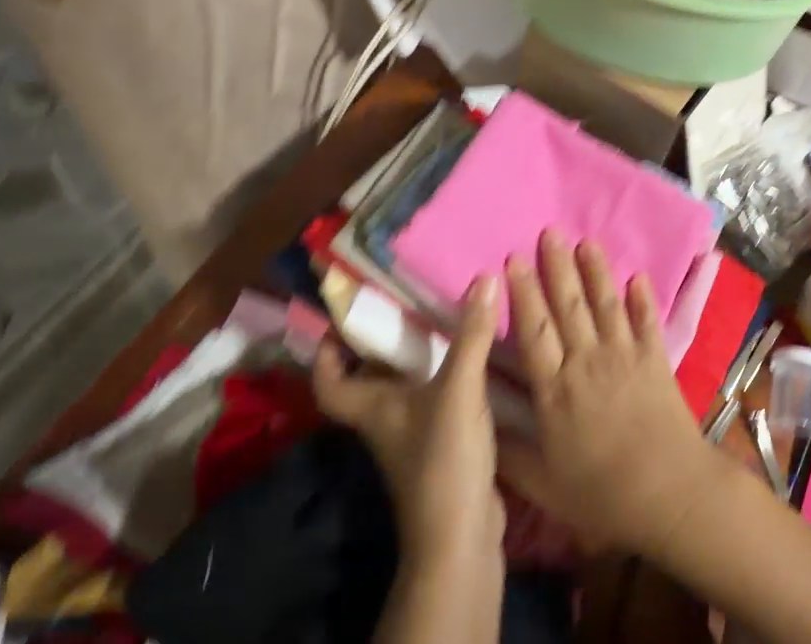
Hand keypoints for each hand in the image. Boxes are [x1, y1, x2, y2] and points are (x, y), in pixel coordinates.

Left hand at [312, 275, 505, 567]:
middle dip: (384, 346)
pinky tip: (475, 366)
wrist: (460, 532)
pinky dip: (447, 384)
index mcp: (369, 406)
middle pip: (369, 380)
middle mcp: (383, 421)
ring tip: (447, 325)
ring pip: (404, 392)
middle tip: (411, 308)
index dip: (327, 351)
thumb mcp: (458, 388)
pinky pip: (435, 404)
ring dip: (420, 363)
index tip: (346, 319)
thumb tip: (483, 278)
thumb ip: (470, 335)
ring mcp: (411, 437)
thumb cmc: (441, 458)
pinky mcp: (440, 449)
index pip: (327, 379)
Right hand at [496, 230, 732, 557]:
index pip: (533, 331)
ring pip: (606, 306)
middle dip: (556, 267)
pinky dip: (643, 299)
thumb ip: (508, 452)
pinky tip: (637, 278)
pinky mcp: (657, 364)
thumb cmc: (601, 493)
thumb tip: (479, 425)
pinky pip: (647, 323)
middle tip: (548, 232)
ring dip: (596, 272)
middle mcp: (587, 362)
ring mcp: (626, 359)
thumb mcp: (542, 484)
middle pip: (568, 306)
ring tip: (586, 242)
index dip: (522, 294)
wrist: (670, 493)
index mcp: (555, 389)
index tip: (513, 260)